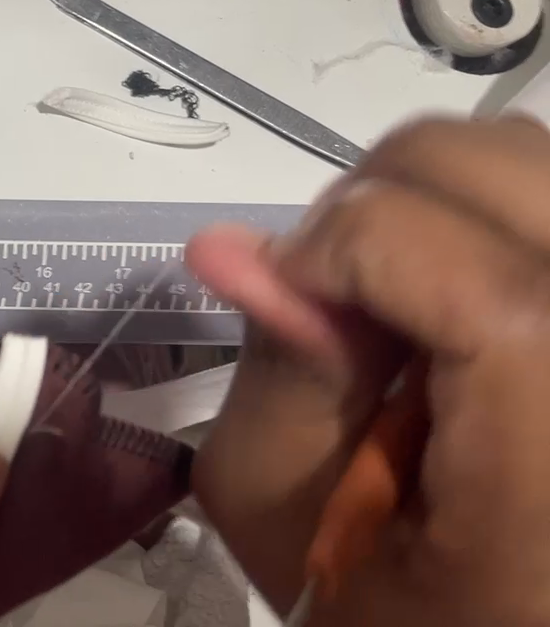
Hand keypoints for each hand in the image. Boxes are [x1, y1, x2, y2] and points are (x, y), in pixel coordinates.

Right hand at [187, 116, 549, 624]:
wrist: (512, 615)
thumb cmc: (387, 599)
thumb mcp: (281, 511)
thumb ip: (274, 379)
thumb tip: (225, 247)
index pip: (496, 290)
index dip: (348, 252)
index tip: (283, 292)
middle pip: (514, 176)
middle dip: (378, 205)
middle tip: (339, 289)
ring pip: (534, 160)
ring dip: (436, 204)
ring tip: (403, 293)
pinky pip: (541, 193)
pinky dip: (482, 216)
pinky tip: (459, 291)